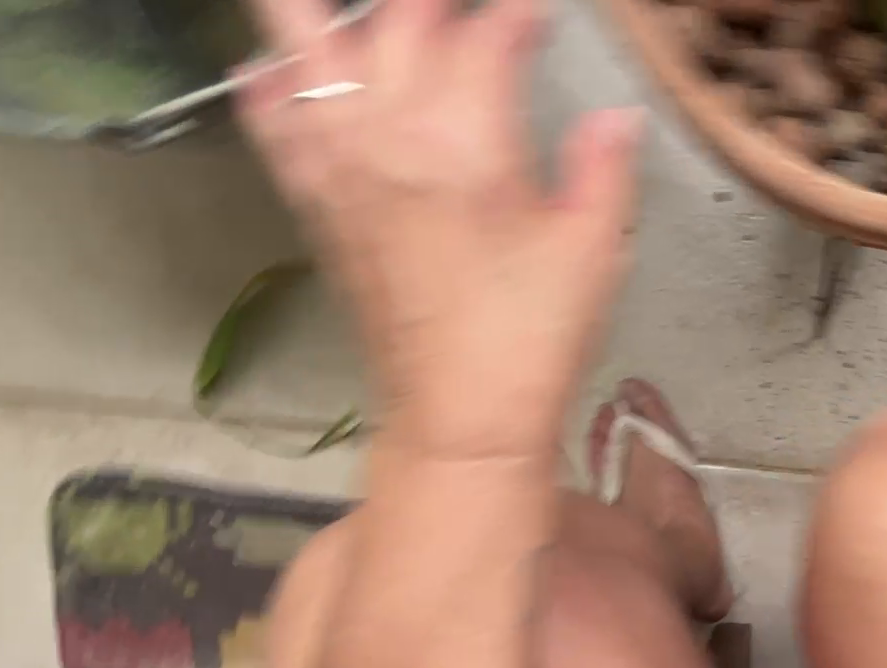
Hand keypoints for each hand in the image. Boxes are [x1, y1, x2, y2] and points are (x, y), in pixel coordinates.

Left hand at [234, 0, 641, 460]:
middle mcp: (383, 128)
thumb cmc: (538, 332)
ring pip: (303, 36)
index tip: (543, 18)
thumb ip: (605, 171)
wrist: (464, 409)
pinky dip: (275, 72)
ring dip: (341, 15)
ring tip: (378, 24)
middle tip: (477, 19)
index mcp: (464, 140)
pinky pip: (267, 107)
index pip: (484, 38)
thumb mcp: (595, 253)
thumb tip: (619, 117)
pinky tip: (293, 69)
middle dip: (439, 5)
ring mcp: (335, 158)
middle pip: (394, 18)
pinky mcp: (313, 196)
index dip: (518, 18)